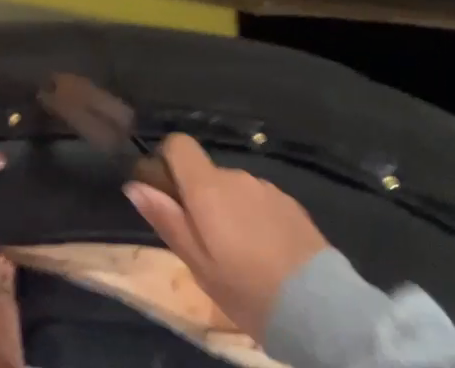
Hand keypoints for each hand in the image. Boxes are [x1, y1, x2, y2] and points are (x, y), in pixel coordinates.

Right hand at [125, 133, 329, 340]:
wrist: (321, 310)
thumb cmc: (247, 290)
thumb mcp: (198, 264)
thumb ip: (166, 219)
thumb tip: (134, 185)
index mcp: (208, 188)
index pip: (179, 144)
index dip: (169, 162)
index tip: (169, 195)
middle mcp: (236, 177)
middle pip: (206, 173)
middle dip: (200, 198)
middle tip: (206, 243)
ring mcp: (267, 189)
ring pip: (233, 189)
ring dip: (229, 209)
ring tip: (240, 254)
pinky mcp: (292, 204)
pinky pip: (259, 201)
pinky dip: (254, 218)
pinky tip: (266, 253)